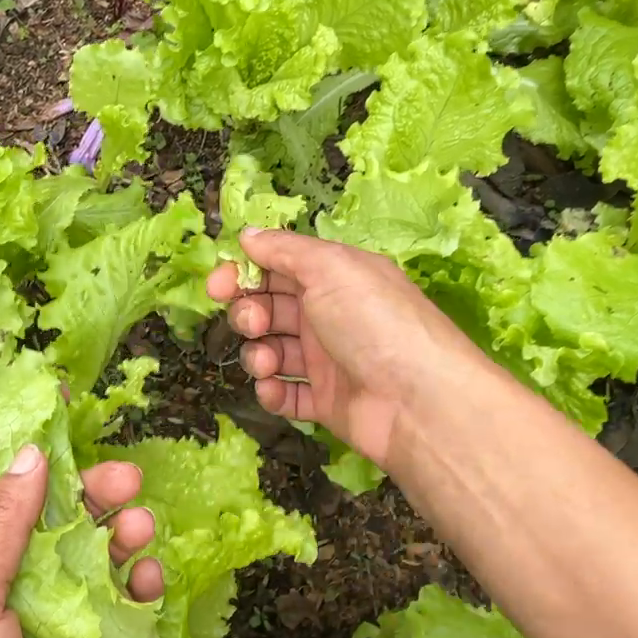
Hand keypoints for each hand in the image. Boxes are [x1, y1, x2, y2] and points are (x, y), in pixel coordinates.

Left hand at [0, 444, 163, 637]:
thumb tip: (30, 452)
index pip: (6, 498)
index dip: (37, 457)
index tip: (67, 412)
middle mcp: (11, 591)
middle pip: (62, 523)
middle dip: (96, 493)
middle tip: (128, 477)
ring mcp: (53, 627)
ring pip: (97, 561)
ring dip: (124, 535)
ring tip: (141, 526)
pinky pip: (122, 611)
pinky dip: (141, 588)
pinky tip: (151, 578)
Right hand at [206, 228, 503, 470]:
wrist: (419, 402)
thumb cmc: (374, 321)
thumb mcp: (331, 268)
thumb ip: (284, 249)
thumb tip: (248, 234)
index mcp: (334, 276)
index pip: (277, 266)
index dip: (243, 273)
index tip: (218, 286)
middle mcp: (329, 314)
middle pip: (270, 307)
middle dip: (249, 313)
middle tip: (252, 324)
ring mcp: (327, 360)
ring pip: (272, 350)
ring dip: (257, 353)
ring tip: (266, 363)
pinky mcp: (325, 401)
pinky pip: (285, 393)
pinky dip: (272, 391)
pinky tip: (274, 389)